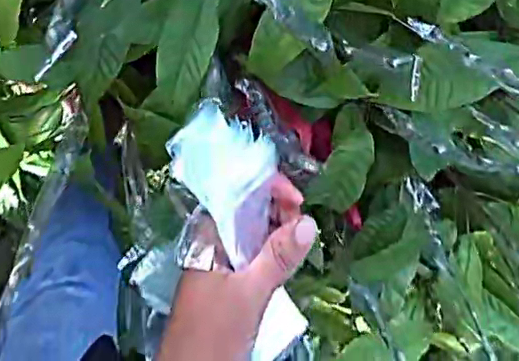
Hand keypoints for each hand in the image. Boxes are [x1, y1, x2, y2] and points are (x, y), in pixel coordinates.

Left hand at [156, 174, 315, 360]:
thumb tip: (308, 221)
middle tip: (305, 222)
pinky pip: (251, 252)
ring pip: (252, 231)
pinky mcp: (227, 280)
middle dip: (278, 206)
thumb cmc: (211, 332)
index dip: (269, 186)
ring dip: (278, 228)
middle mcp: (213, 236)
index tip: (298, 198)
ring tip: (302, 235)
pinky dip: (271, 250)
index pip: (240, 189)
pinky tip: (288, 256)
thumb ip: (277, 256)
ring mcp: (220, 258)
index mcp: (209, 228)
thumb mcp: (249, 294)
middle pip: (248, 207)